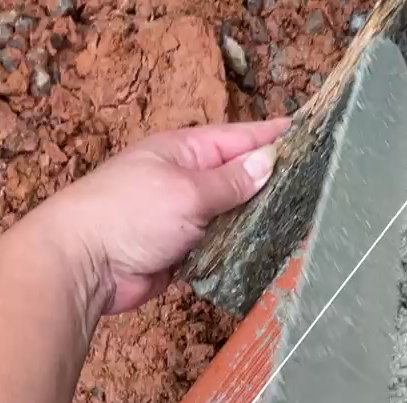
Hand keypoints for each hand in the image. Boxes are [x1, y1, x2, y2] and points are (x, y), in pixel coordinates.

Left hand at [24, 118, 287, 315]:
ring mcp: (189, 219)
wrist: (88, 264)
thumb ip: (230, 182)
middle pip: (241, 180)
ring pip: (236, 218)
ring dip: (262, 222)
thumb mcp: (187, 191)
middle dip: (274, 182)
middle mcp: (189, 182)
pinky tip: (272, 254)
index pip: (238, 139)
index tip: (308, 134)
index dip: (272, 137)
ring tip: (306, 222)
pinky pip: (225, 249)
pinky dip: (244, 251)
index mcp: (185, 153)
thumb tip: (267, 162)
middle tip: (318, 185)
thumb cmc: (129, 213)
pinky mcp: (188, 253)